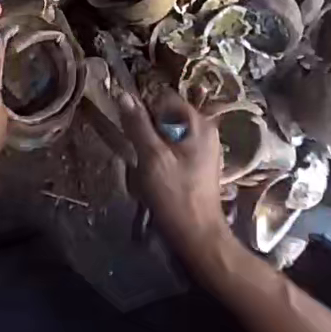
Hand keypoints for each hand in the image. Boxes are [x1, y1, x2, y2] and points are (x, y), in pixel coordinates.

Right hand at [121, 92, 227, 257]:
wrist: (198, 236)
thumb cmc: (175, 195)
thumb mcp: (152, 157)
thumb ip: (138, 125)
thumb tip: (123, 95)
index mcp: (199, 123)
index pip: (165, 97)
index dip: (145, 110)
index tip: (135, 131)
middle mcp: (206, 130)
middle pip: (168, 115)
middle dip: (150, 129)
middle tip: (141, 152)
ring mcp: (205, 147)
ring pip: (170, 133)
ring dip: (154, 144)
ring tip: (148, 166)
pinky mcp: (200, 163)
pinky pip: (176, 148)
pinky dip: (164, 156)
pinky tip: (158, 175)